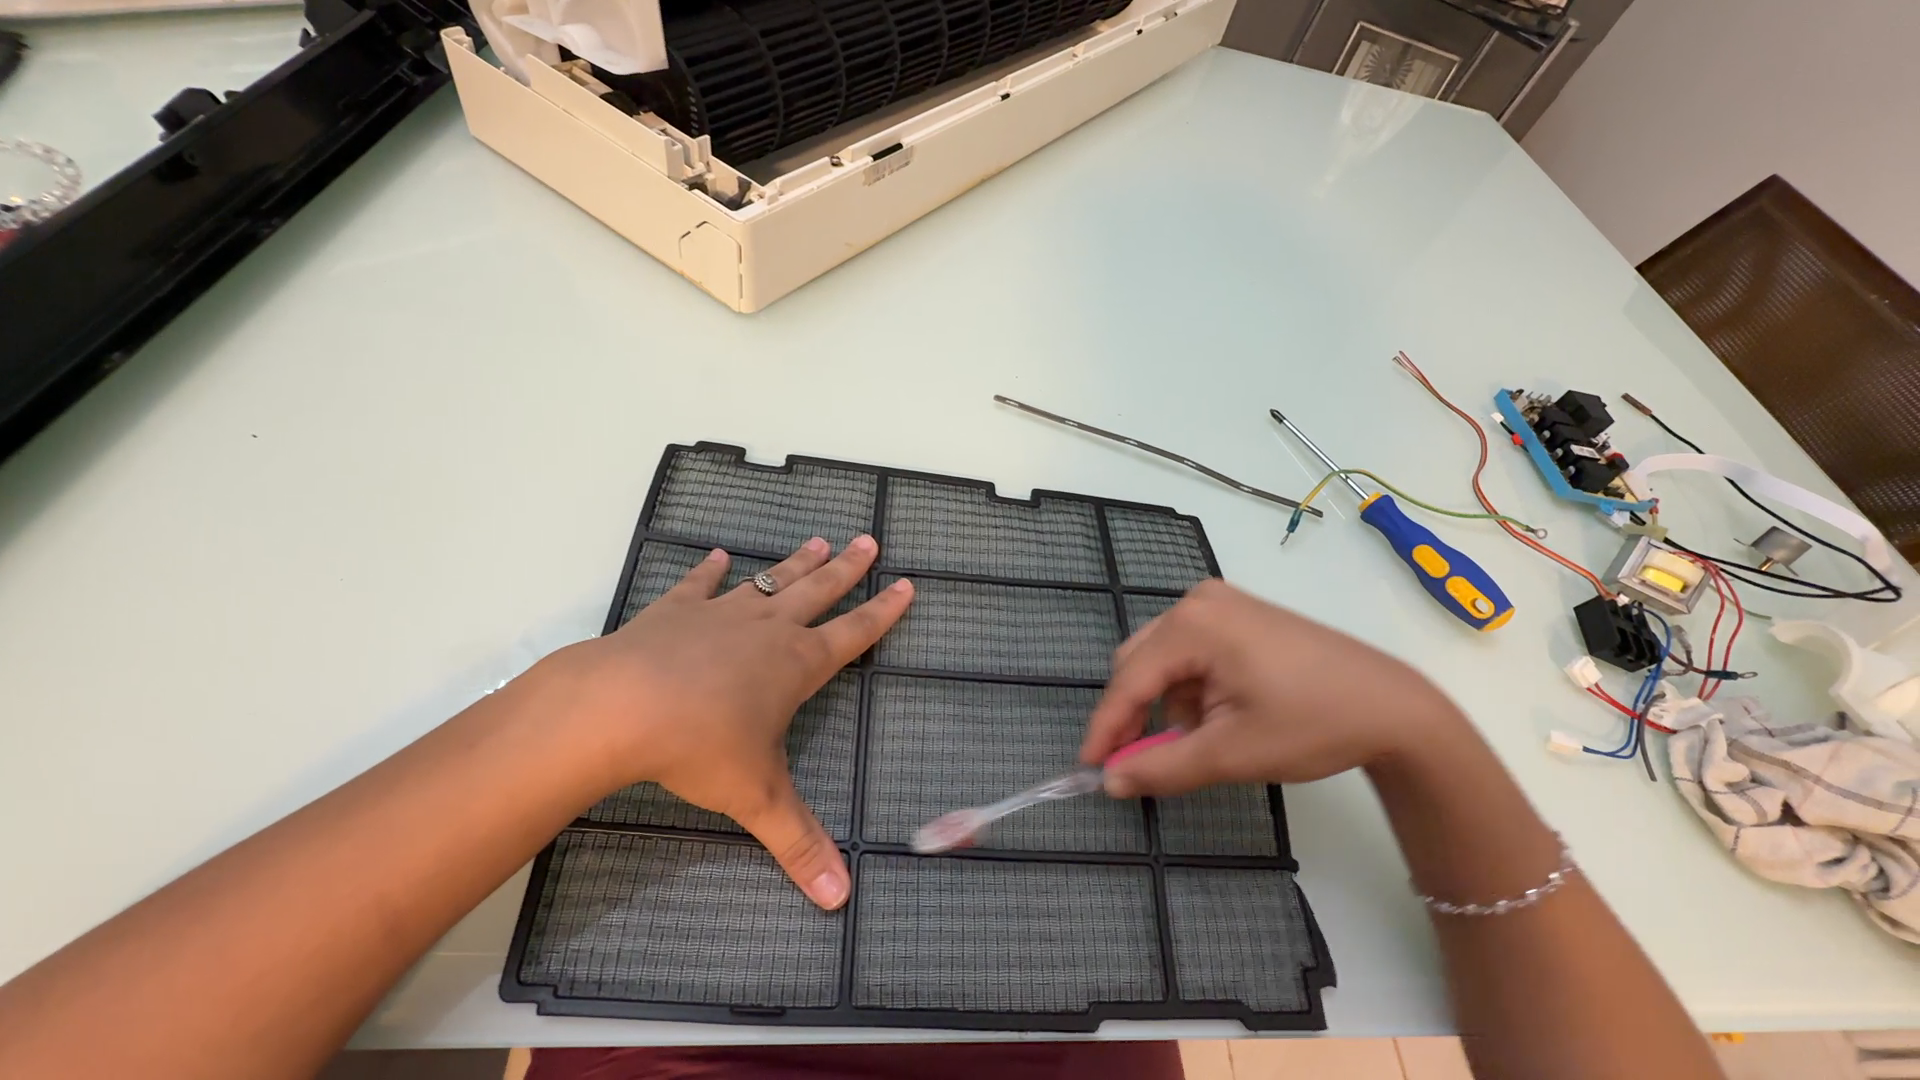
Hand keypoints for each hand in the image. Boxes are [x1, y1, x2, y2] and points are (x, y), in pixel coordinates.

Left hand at [544, 536, 912, 908]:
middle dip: (847, 568)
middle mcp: (767, 630)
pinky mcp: (674, 611)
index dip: (884, 612)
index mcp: (796, 665)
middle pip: (819, 591)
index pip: (854, 634)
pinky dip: (709, 570)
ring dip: (795, 563)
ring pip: (770, 582)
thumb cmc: (699, 747)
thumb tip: (839, 900)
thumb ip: (799, 845)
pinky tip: (718, 556)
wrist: (619, 707)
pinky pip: (698, 585)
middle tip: (869, 540)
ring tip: (817, 540)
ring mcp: (720, 614)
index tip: (906, 584)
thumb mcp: (756, 799)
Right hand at [1079, 579, 1464, 796]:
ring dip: (1168, 705)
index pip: (1128, 680)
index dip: (1106, 729)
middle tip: (1141, 763)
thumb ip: (1161, 767)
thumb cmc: (1313, 725)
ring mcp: (1223, 603)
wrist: (1396, 708)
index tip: (1088, 769)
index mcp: (1194, 624)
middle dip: (1138, 715)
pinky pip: (1192, 653)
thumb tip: (1110, 782)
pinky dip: (1192, 690)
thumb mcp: (1231, 753)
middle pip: (1140, 663)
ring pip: (1165, 660)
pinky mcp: (1241, 616)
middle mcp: (1199, 601)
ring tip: (1201, 742)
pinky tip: (1219, 717)